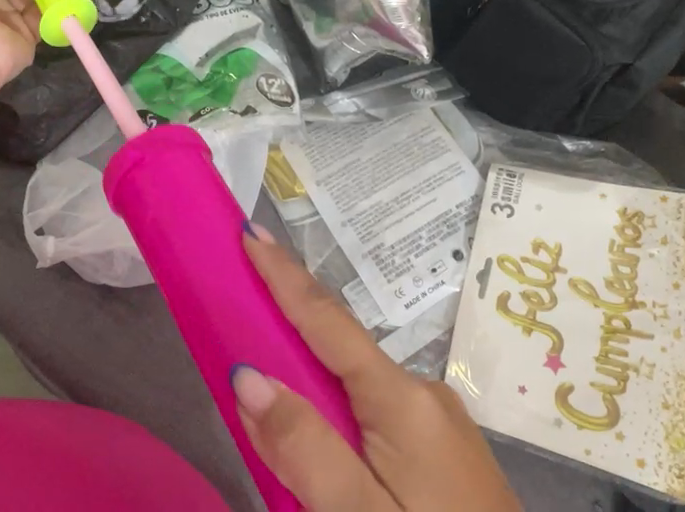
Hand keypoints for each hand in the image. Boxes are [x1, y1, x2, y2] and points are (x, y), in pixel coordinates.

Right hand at [233, 227, 522, 511]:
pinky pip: (376, 416)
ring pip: (356, 390)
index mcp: (403, 400)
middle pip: (339, 353)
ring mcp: (440, 425)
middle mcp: (424, 396)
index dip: (284, 275)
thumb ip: (303, 448)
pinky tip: (326, 447)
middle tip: (239, 323)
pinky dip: (339, 414)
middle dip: (288, 332)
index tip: (250, 231)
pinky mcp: (446, 454)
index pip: (328, 321)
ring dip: (312, 384)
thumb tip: (248, 374)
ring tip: (272, 405)